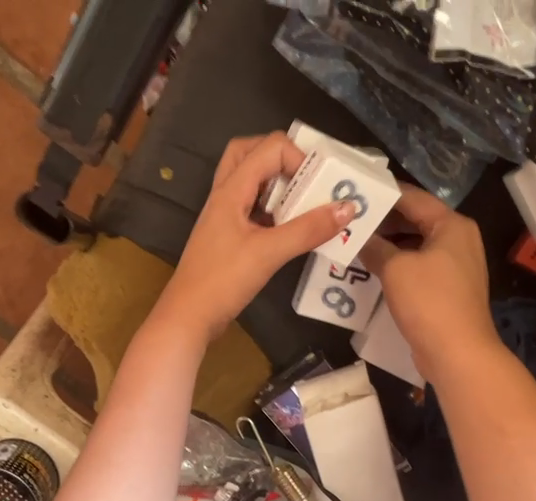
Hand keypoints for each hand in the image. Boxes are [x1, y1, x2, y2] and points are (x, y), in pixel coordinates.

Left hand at [157, 133, 358, 339]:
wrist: (187, 318)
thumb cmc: (223, 282)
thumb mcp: (268, 254)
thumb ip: (308, 230)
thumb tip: (348, 208)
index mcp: (230, 190)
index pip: (269, 148)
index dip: (297, 157)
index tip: (317, 186)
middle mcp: (224, 196)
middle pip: (249, 153)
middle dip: (280, 158)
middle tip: (304, 179)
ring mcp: (222, 218)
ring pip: (248, 182)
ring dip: (276, 185)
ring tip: (301, 203)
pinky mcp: (225, 239)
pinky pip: (249, 210)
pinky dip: (270, 211)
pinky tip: (288, 230)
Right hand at [361, 187, 500, 377]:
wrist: (457, 351)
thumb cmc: (429, 302)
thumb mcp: (395, 269)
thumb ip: (375, 247)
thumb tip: (358, 236)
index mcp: (452, 225)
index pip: (414, 198)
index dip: (384, 194)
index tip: (356, 193)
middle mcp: (458, 239)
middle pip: (417, 220)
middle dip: (385, 221)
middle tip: (352, 220)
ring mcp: (455, 266)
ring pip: (417, 245)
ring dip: (389, 244)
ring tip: (358, 243)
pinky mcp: (448, 289)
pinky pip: (419, 267)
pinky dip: (398, 264)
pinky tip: (375, 270)